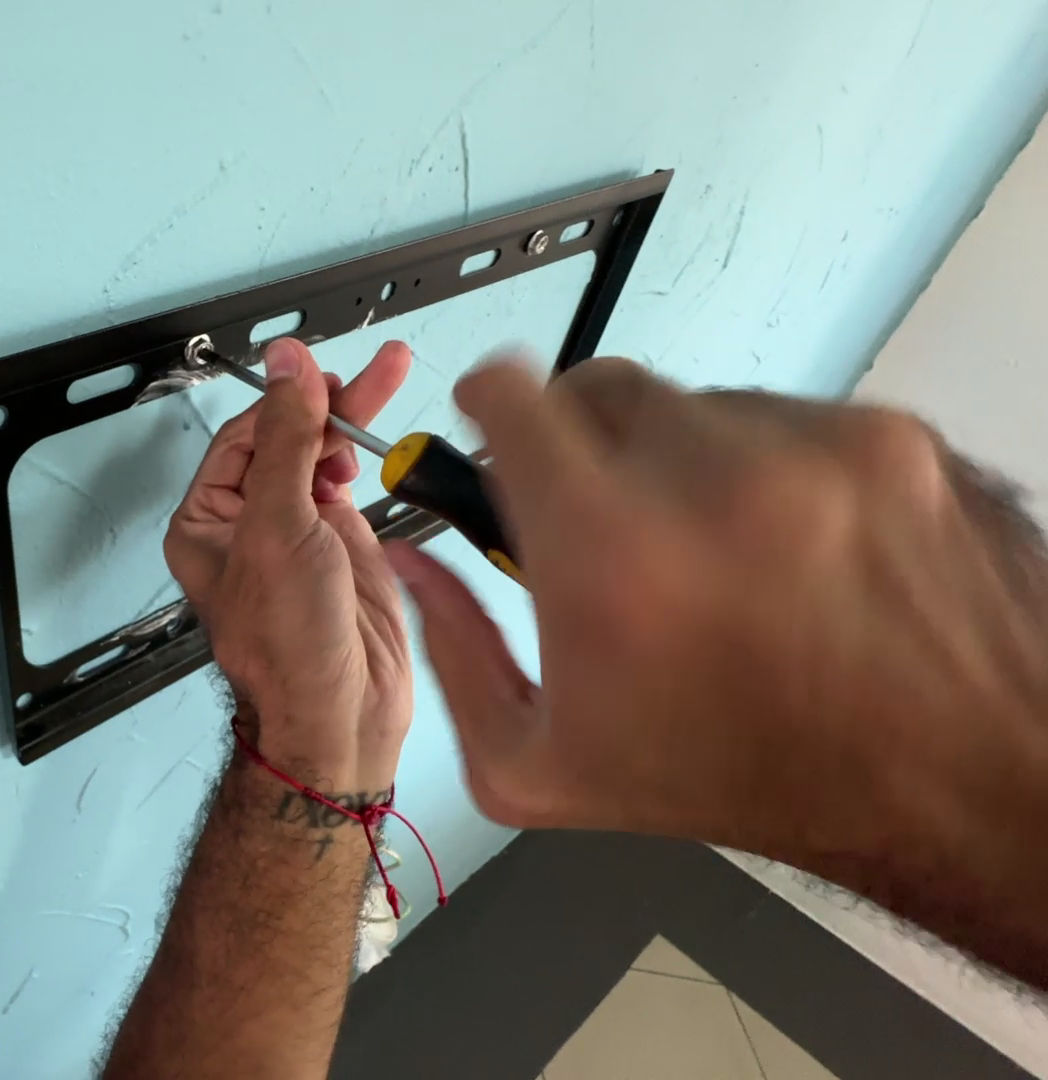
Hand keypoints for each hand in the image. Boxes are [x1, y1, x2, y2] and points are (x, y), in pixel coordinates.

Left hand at [165, 337, 413, 790]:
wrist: (341, 712)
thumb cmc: (288, 646)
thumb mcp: (279, 529)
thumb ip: (285, 442)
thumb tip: (287, 370)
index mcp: (206, 521)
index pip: (243, 438)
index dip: (284, 403)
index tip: (323, 373)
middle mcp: (245, 523)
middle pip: (282, 440)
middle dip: (325, 405)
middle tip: (371, 372)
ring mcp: (292, 531)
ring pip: (316, 456)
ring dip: (348, 421)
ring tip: (386, 379)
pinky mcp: (337, 543)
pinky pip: (344, 483)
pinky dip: (363, 456)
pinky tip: (376, 437)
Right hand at [391, 354, 1047, 864]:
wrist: (976, 798)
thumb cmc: (734, 782)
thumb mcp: (530, 759)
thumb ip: (445, 647)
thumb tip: (412, 561)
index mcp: (607, 550)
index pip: (510, 394)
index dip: (485, 402)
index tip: (492, 422)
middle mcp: (712, 476)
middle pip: (591, 386)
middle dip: (568, 437)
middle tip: (589, 506)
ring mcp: (819, 447)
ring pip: (686, 403)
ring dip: (665, 458)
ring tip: (697, 548)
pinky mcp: (900, 442)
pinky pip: (778, 419)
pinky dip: (753, 467)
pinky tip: (776, 548)